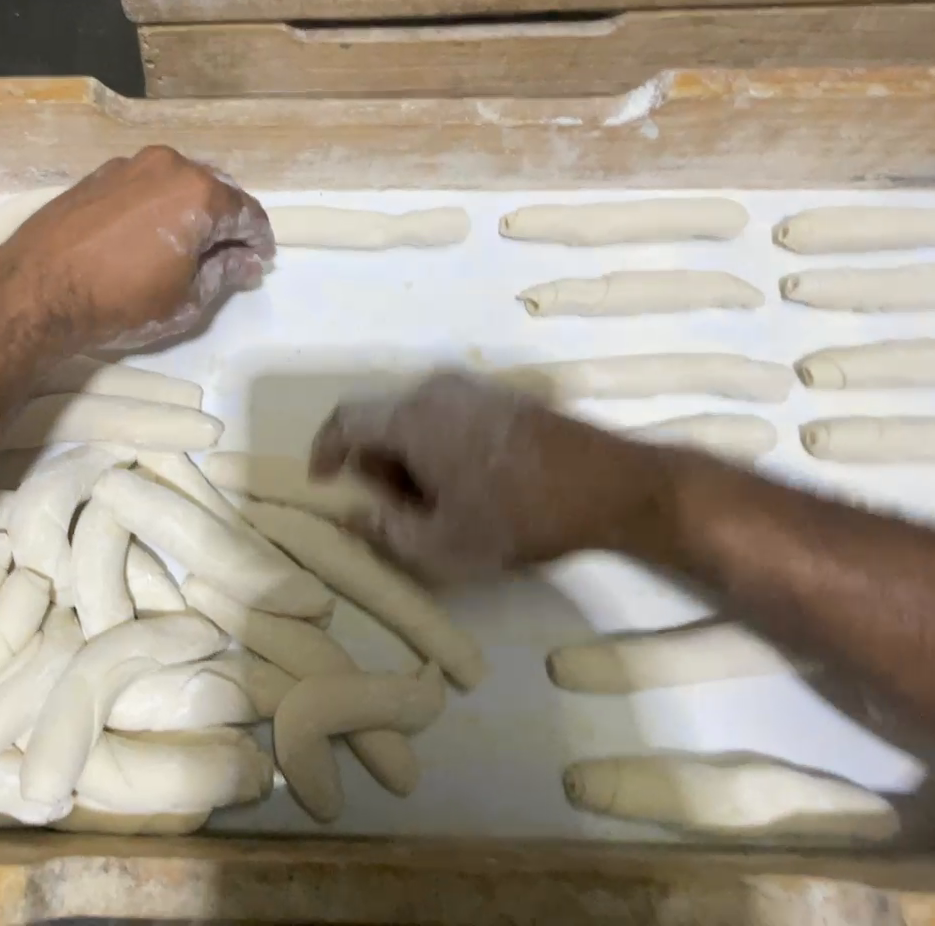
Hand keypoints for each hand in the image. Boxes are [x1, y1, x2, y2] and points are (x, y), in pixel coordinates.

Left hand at [0, 146, 273, 349]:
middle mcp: (169, 165)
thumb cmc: (120, 302)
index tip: (259, 262)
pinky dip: (160, 205)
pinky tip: (151, 234)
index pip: (247, 214)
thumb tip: (247, 262)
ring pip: (179, 184)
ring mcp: (130, 165)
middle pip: (216, 191)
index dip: (258, 241)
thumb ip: (224, 274)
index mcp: (199, 193)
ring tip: (189, 246)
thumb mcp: (186, 301)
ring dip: (193, 211)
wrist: (35, 291)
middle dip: (228, 223)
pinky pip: (146, 186)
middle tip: (228, 256)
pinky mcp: (100, 174)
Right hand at [309, 371, 679, 585]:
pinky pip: (444, 416)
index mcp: (411, 417)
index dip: (324, 450)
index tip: (323, 482)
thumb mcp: (441, 547)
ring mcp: (471, 387)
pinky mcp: (498, 396)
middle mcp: (434, 389)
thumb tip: (358, 514)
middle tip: (394, 509)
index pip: (344, 419)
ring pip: (413, 420)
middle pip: (380, 421)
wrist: (611, 485)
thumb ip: (385, 532)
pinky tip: (466, 484)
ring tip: (435, 503)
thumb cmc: (517, 517)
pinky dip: (435, 447)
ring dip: (407, 459)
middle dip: (375, 465)